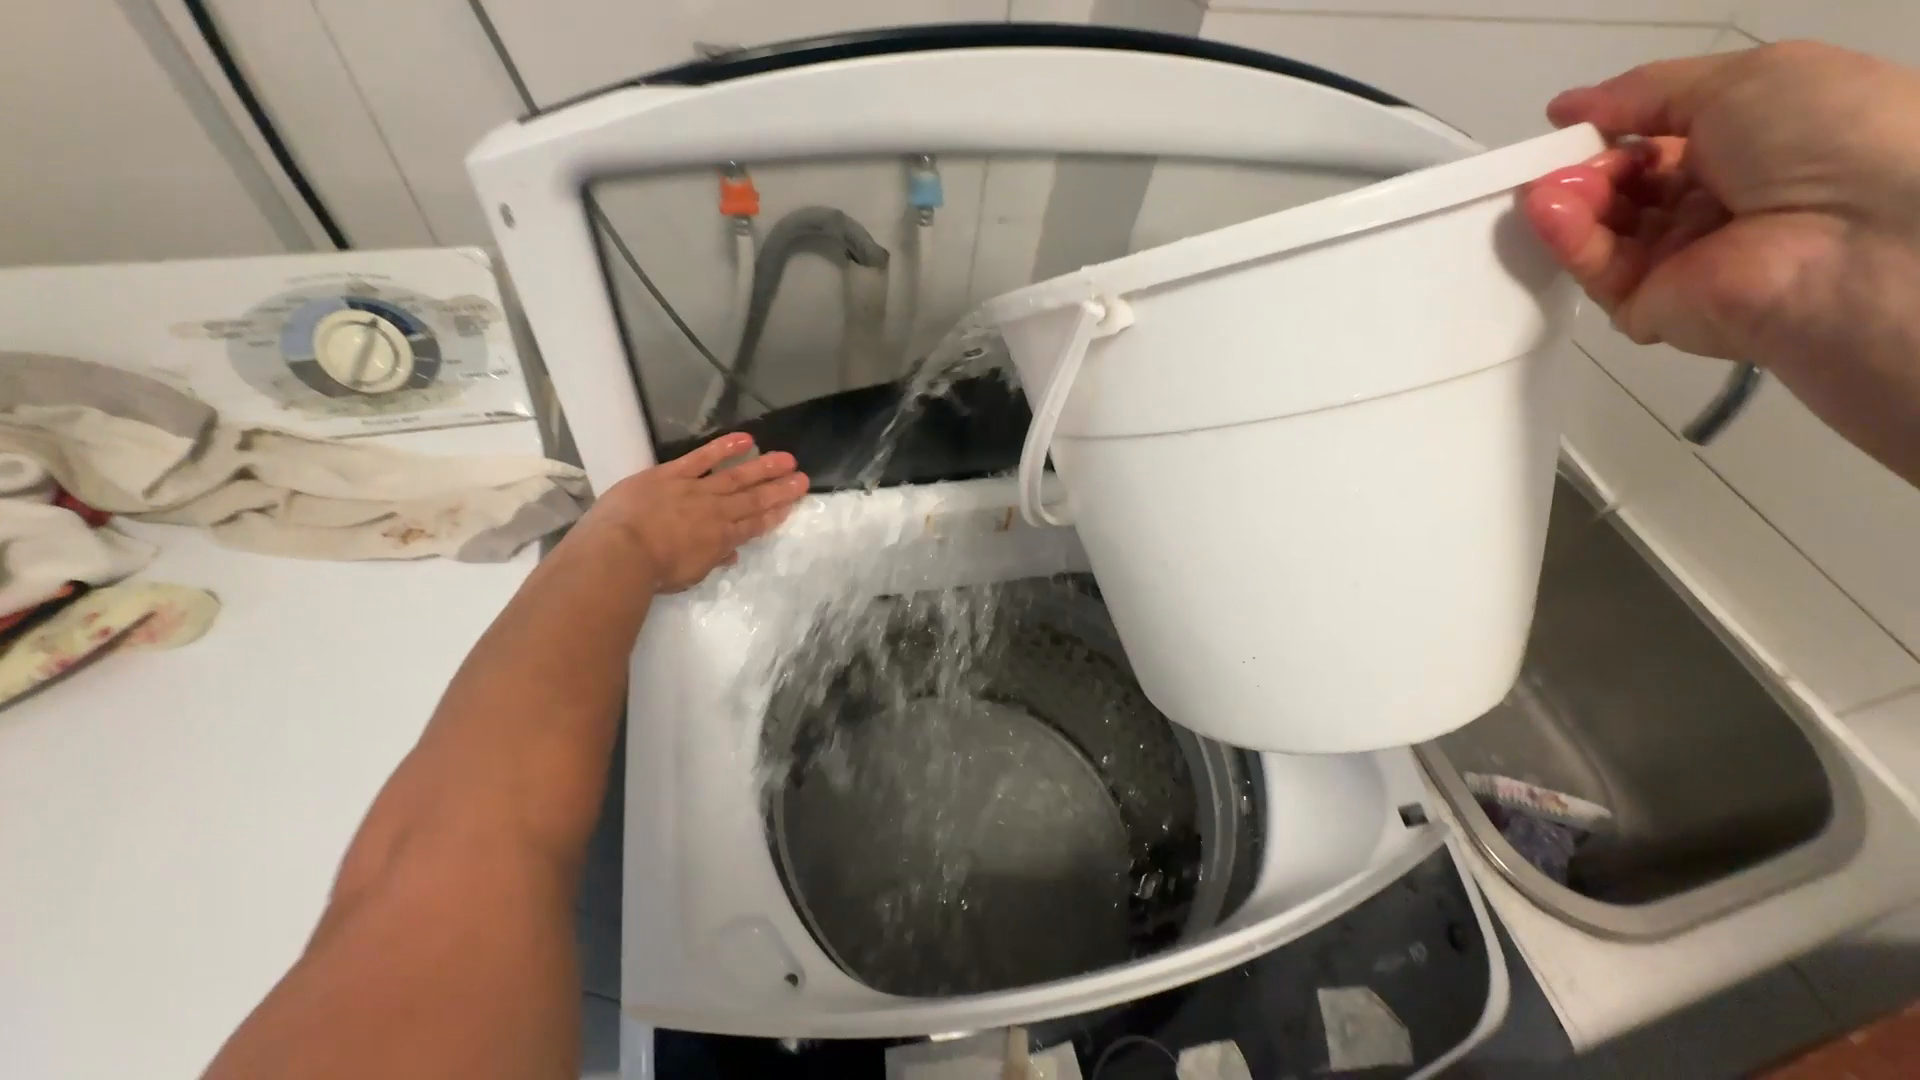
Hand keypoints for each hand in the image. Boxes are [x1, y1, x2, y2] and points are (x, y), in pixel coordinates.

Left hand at [576, 433, 806, 591]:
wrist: (621, 551)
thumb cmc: (653, 572)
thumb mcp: (689, 574)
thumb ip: (712, 560)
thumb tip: (731, 555)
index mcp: (721, 539)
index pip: (754, 524)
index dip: (775, 514)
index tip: (792, 505)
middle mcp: (716, 511)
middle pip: (753, 498)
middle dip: (780, 489)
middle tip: (802, 479)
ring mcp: (696, 489)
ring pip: (737, 476)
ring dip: (763, 467)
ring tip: (786, 458)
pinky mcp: (673, 473)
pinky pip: (703, 457)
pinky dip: (725, 447)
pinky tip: (746, 439)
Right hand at [1522, 41, 1919, 483]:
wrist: (1854, 235)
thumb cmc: (1823, 135)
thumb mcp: (1742, 78)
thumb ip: (1647, 91)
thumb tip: (1567, 106)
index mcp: (1746, 148)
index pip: (1656, 143)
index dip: (1611, 131)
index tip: (1569, 125)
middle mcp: (1709, 205)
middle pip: (1619, 186)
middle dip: (1582, 166)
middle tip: (1560, 159)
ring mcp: (1675, 259)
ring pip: (1599, 227)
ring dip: (1567, 199)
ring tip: (1546, 186)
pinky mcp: (1644, 305)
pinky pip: (1594, 269)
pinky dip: (1566, 238)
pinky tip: (1549, 211)